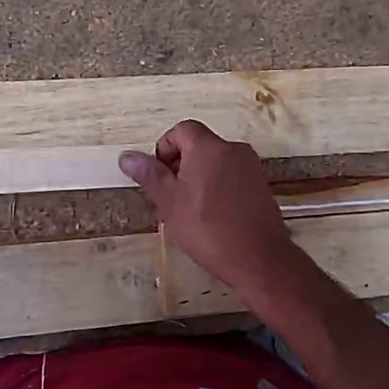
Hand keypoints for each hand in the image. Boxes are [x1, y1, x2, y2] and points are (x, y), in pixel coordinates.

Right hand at [119, 120, 298, 292]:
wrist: (259, 259)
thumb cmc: (208, 228)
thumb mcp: (170, 202)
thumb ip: (149, 175)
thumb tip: (128, 156)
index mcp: (209, 147)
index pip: (182, 130)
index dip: (164, 148)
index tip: (159, 176)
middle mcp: (233, 149)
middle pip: (199, 145)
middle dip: (179, 166)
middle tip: (169, 197)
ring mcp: (251, 167)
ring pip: (215, 162)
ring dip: (197, 178)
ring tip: (188, 211)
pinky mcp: (261, 185)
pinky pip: (231, 176)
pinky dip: (217, 187)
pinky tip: (211, 217)